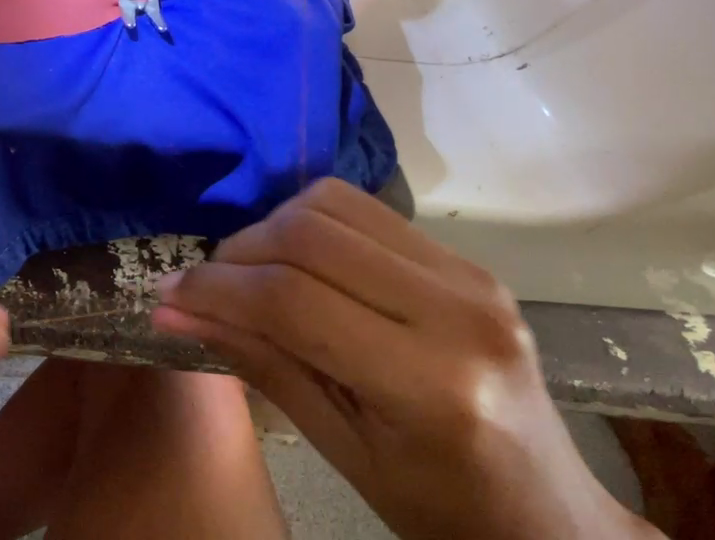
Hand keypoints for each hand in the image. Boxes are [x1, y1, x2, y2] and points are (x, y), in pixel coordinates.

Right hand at [152, 179, 656, 539]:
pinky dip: (307, 223)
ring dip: (268, 229)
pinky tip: (296, 263)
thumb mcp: (337, 448)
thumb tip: (166, 310)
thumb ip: (256, 362)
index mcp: (432, 385)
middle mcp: (459, 312)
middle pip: (307, 235)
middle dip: (235, 253)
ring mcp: (470, 276)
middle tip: (204, 288)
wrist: (549, 513)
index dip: (215, 288)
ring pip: (329, 205)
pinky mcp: (466, 260)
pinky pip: (361, 209)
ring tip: (250, 274)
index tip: (165, 294)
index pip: (292, 300)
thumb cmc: (437, 505)